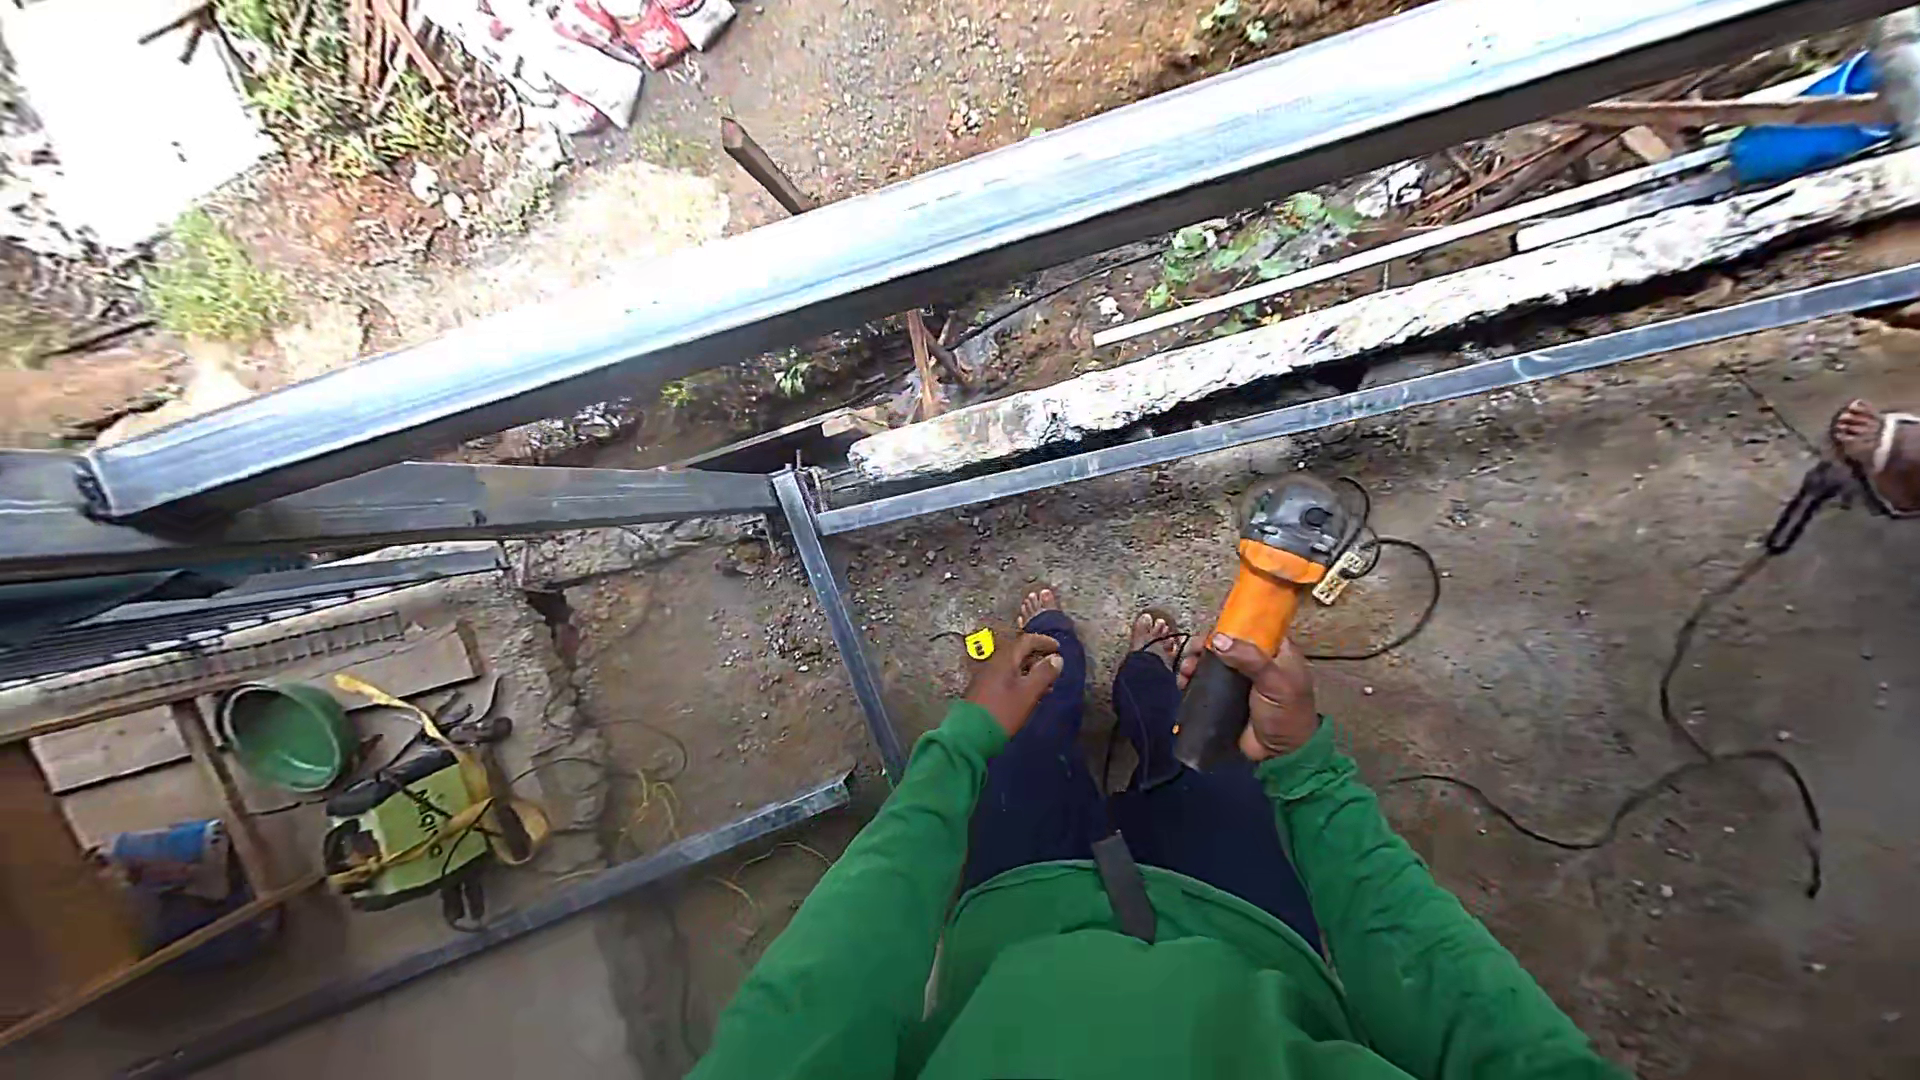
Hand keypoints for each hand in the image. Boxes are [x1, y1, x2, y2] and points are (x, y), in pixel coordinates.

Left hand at [963, 630, 1063, 736]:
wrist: (970, 734)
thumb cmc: (1003, 711)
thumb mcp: (1028, 693)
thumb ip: (1043, 674)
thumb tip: (1056, 658)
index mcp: (1004, 660)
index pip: (1025, 641)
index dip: (1043, 641)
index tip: (1058, 647)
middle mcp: (994, 663)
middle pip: (1018, 653)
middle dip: (1038, 657)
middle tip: (1054, 666)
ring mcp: (987, 676)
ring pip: (1013, 667)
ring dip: (1030, 672)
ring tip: (1047, 684)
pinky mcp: (984, 690)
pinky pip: (1007, 678)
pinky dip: (1021, 681)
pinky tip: (1029, 695)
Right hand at [1178, 634, 1317, 761]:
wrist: (1281, 755)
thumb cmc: (1286, 714)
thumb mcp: (1275, 682)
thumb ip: (1250, 658)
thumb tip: (1217, 640)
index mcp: (1274, 651)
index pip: (1247, 629)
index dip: (1226, 628)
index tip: (1208, 635)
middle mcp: (1254, 661)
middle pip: (1222, 644)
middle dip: (1202, 648)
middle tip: (1191, 656)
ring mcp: (1237, 679)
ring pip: (1209, 662)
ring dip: (1192, 663)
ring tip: (1185, 673)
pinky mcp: (1223, 696)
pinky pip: (1203, 682)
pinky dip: (1190, 680)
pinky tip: (1183, 683)